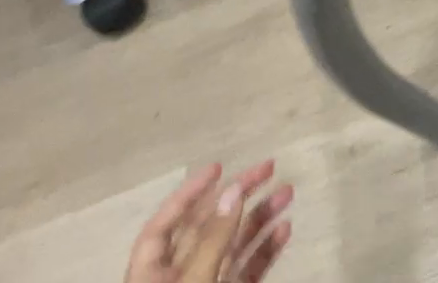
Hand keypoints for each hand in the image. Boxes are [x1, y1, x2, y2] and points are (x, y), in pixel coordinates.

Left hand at [125, 161, 293, 282]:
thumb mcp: (193, 280)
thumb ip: (213, 239)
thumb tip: (233, 190)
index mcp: (151, 273)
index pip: (165, 223)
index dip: (189, 193)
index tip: (218, 167)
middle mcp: (177, 275)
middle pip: (207, 226)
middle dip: (237, 195)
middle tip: (268, 167)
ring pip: (233, 244)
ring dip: (260, 217)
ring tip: (287, 192)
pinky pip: (247, 268)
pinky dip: (266, 248)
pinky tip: (283, 229)